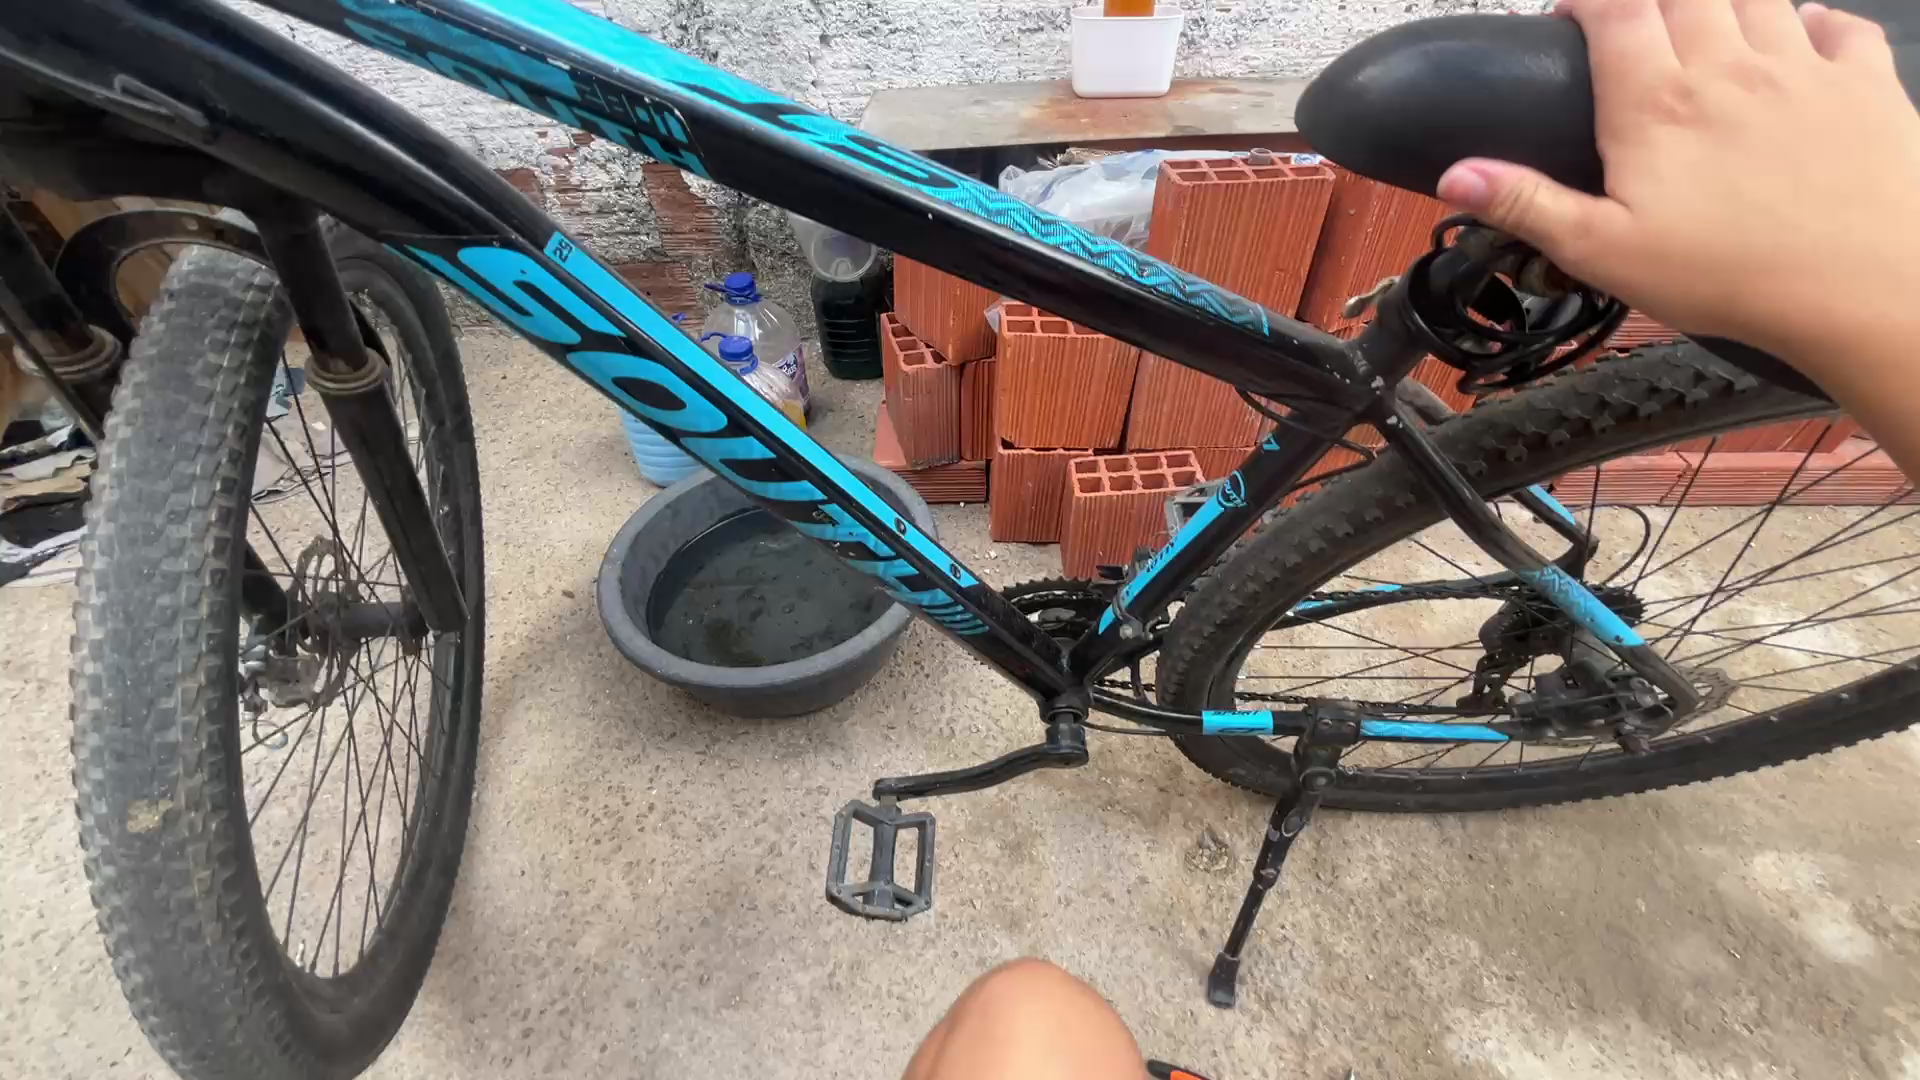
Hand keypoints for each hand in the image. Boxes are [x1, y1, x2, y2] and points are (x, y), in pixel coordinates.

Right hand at [1435, 0, 1919, 381]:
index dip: (1588, 0)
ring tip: (1688, 17)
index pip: (1620, 16)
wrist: (1861, 280)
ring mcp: (1805, 70)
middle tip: (1619, 16)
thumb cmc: (1716, 271)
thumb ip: (1524, 204)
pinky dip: (1803, 16)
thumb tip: (1456, 176)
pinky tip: (1789, 29)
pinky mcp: (1864, 86)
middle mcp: (1731, 69)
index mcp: (1657, 108)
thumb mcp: (1594, 248)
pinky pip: (1836, 24)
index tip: (1563, 12)